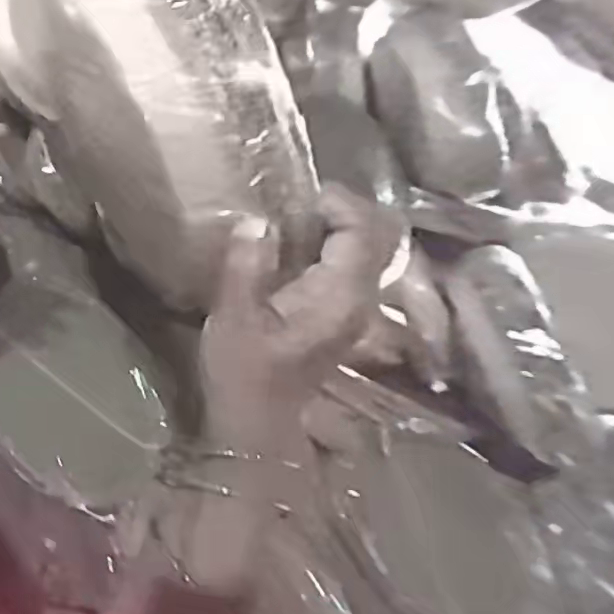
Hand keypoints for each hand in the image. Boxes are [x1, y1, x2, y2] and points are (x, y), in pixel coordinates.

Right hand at [199, 185, 397, 442]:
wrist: (257, 420)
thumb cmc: (243, 370)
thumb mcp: (234, 316)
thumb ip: (246, 266)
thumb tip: (256, 221)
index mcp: (338, 296)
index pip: (362, 233)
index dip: (339, 203)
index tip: (301, 193)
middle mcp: (360, 301)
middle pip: (379, 238)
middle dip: (347, 209)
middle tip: (303, 199)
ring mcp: (356, 311)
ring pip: (371, 252)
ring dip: (344, 226)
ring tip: (302, 214)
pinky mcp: (342, 317)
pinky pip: (355, 266)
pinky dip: (337, 245)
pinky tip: (302, 245)